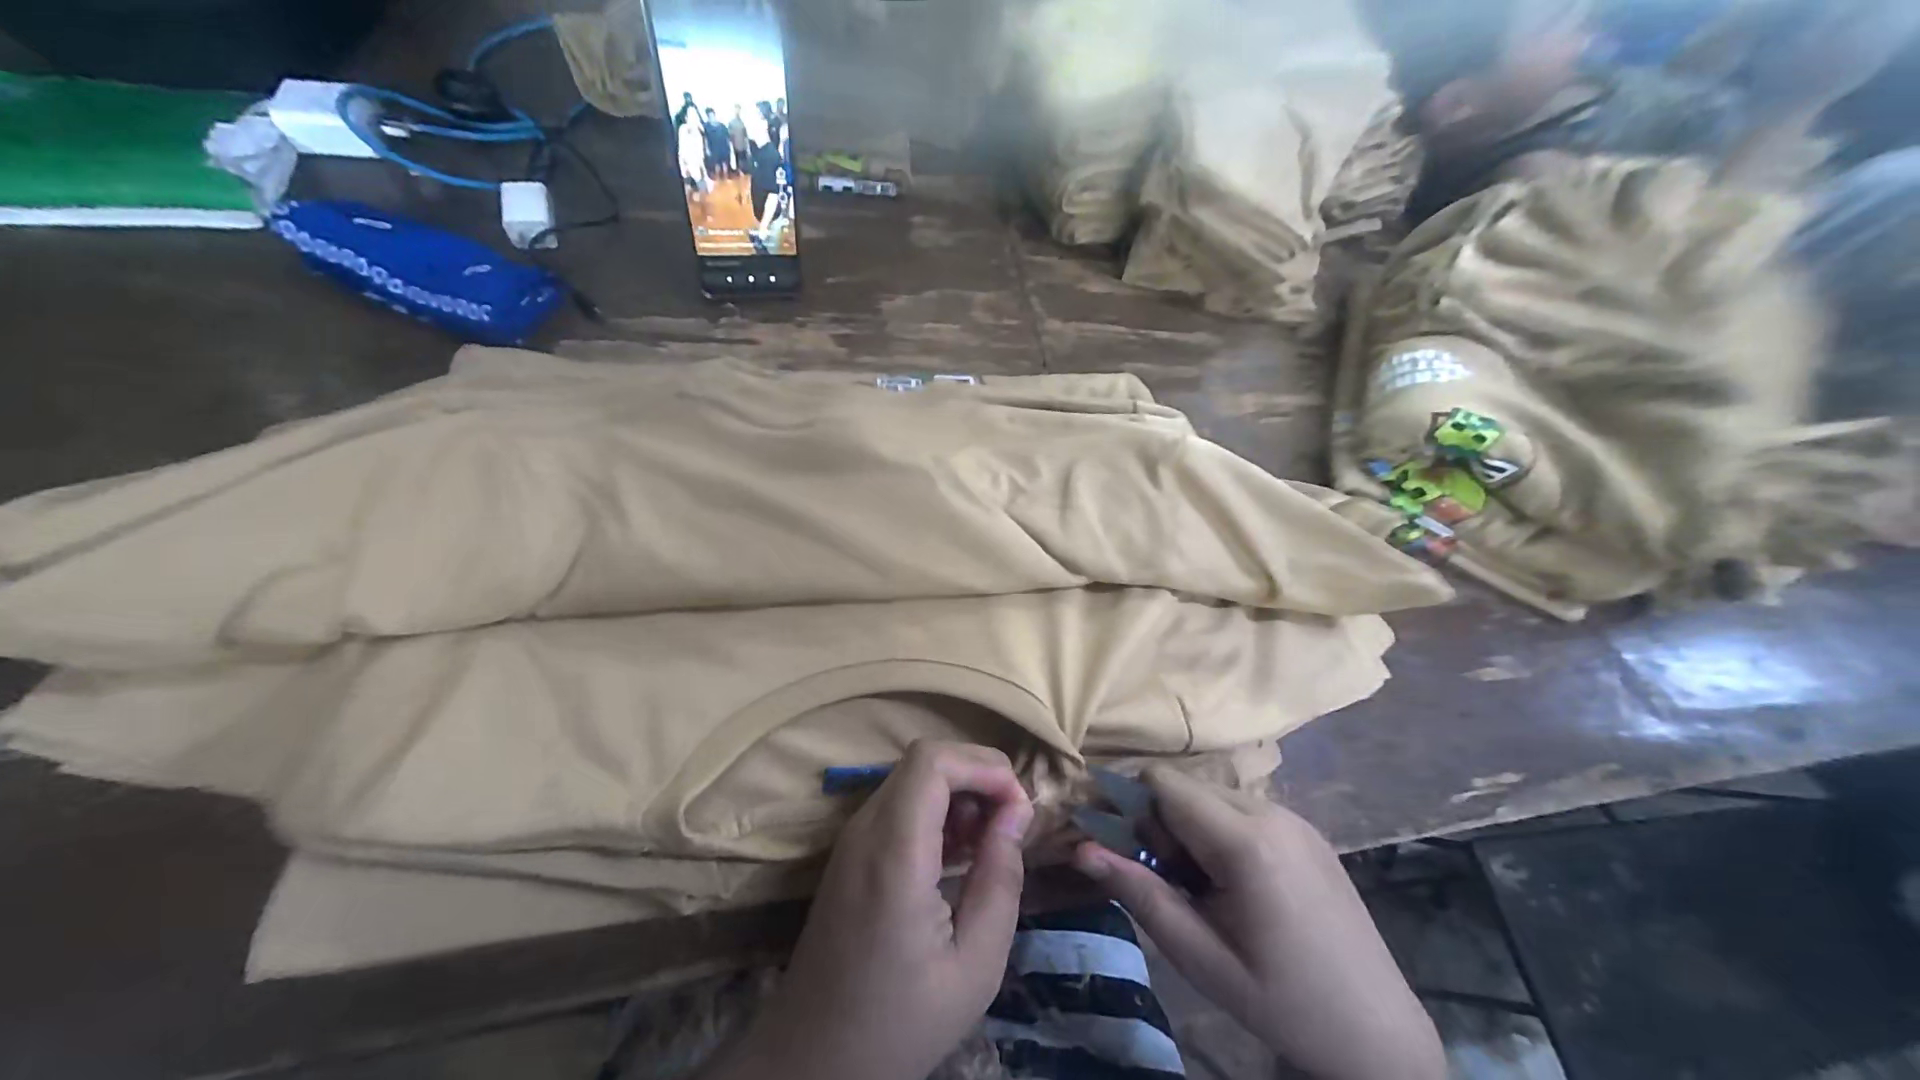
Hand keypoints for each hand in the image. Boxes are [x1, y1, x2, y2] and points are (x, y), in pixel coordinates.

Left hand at [709, 741, 1033, 1079]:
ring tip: (988, 844)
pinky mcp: (850, 852)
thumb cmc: (901, 1021)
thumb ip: (1000, 878)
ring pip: (911, 778)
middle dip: (978, 776)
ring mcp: (851, 838)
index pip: (932, 760)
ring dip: (958, 793)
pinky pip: (898, 805)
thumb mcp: (976, 963)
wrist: (814, 1058)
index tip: (1020, 809)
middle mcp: (864, 830)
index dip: (984, 767)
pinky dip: (935, 811)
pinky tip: (957, 855)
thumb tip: (1018, 812)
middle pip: (924, 760)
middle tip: (1011, 825)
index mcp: (893, 853)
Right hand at [1073, 768, 1444, 1079]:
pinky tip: (1238, 885)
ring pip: (1211, 795)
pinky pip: (1241, 809)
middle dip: (1162, 824)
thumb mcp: (1199, 957)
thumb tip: (1080, 848)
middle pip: (1185, 787)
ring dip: (1191, 828)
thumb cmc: (1280, 1000)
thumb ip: (1138, 893)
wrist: (1377, 1031)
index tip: (1134, 856)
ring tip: (1207, 889)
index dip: (1134, 809)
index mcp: (1245, 841)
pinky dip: (1220, 832)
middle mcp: (1271, 812)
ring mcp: (1294, 817)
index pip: (1162, 782)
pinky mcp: (1307, 829)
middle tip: (1174, 884)